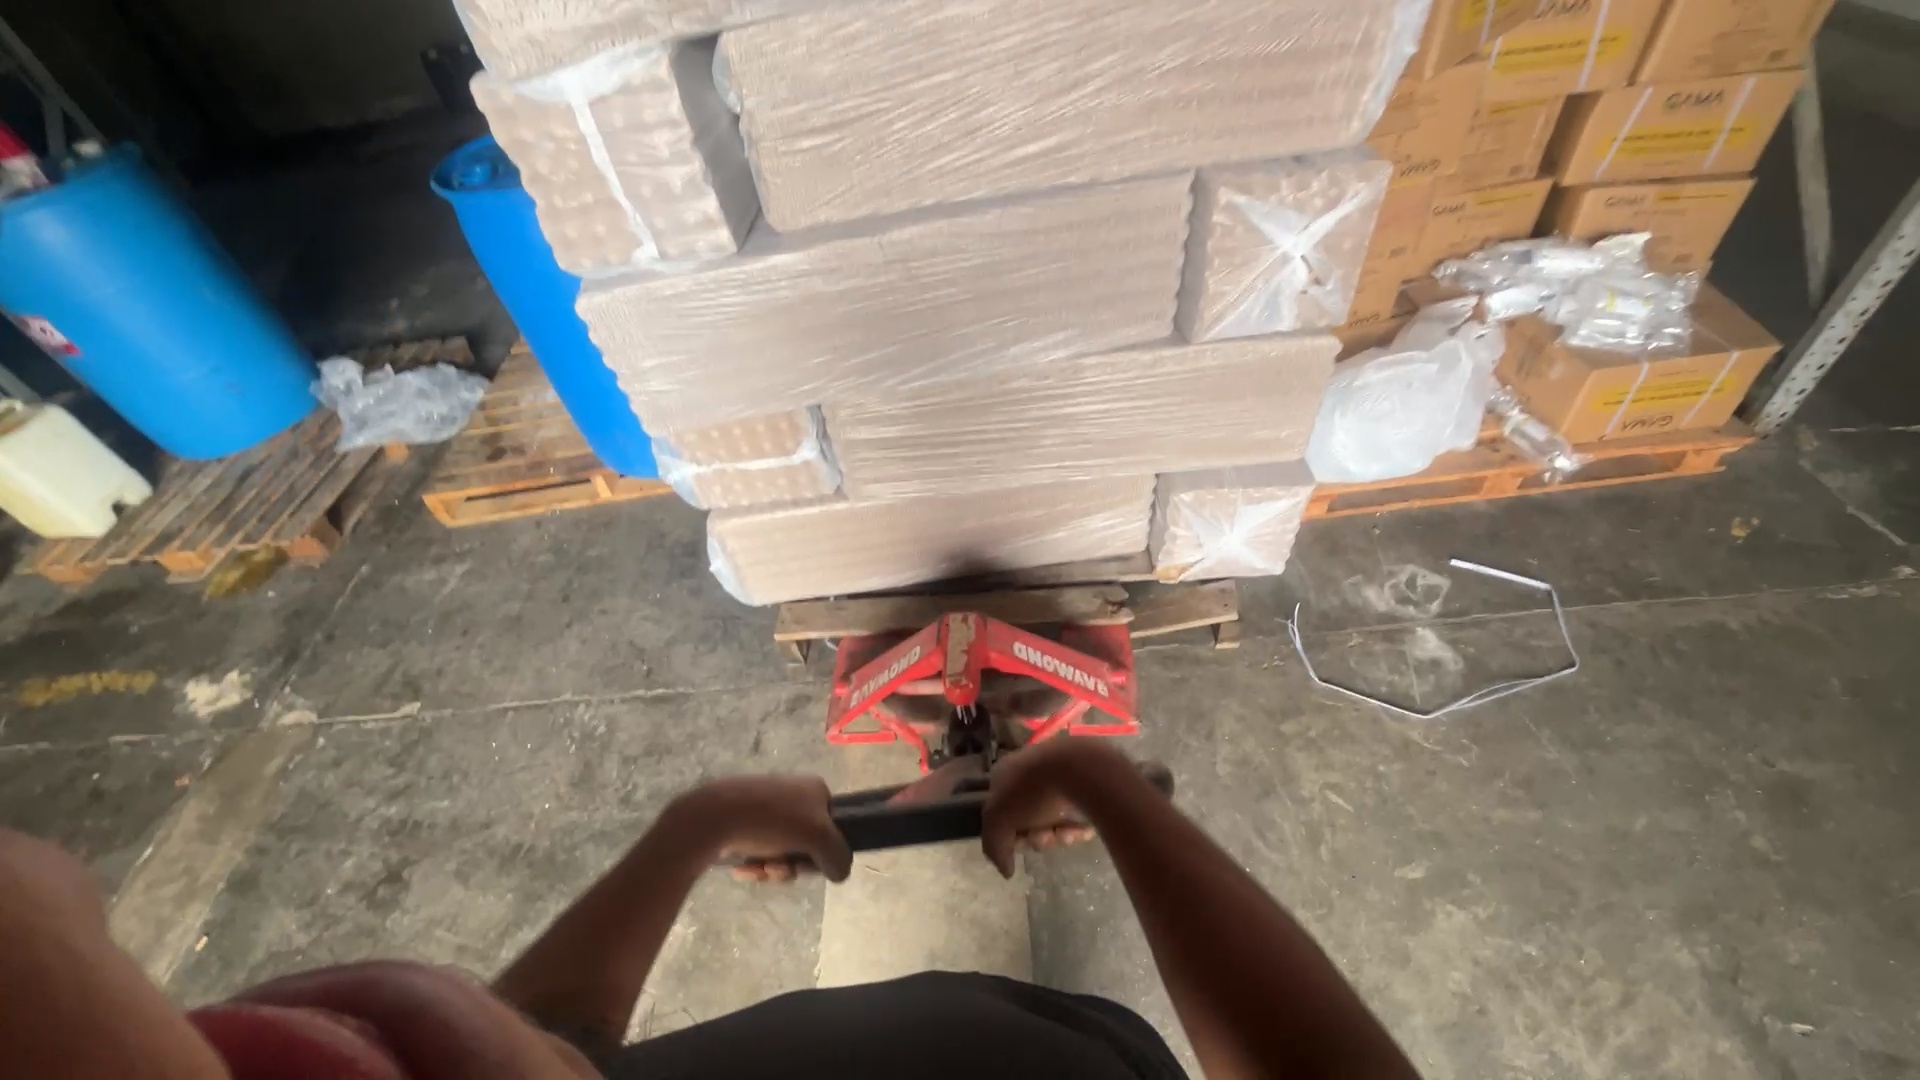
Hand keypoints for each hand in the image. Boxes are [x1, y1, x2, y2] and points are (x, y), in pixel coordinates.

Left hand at [672, 776, 852, 884]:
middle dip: (794, 865)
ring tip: (757, 870)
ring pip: (783, 851)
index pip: (833, 829)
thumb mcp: (819, 837)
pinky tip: (743, 868)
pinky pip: (761, 849)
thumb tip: (839, 872)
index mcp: (816, 790)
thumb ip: (839, 857)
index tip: (808, 865)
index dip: (822, 853)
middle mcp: (794, 794)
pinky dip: (756, 863)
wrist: (715, 815)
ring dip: (774, 868)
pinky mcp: (744, 820)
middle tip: (776, 869)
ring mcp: (767, 807)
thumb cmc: (771, 820)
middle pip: (807, 844)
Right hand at [981, 740, 1129, 877]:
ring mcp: (1057, 779)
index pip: (999, 813)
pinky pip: (1075, 816)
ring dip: (1057, 835)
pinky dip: (1076, 827)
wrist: (1078, 768)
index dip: (1006, 834)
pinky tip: (1081, 829)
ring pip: (1053, 821)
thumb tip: (1005, 870)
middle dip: (1036, 836)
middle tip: (1045, 837)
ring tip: (1066, 834)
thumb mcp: (998, 819)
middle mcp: (1029, 775)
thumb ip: (994, 846)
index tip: (1017, 844)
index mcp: (1004, 775)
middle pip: (1027, 820)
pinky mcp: (1082, 787)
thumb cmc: (1031, 790)